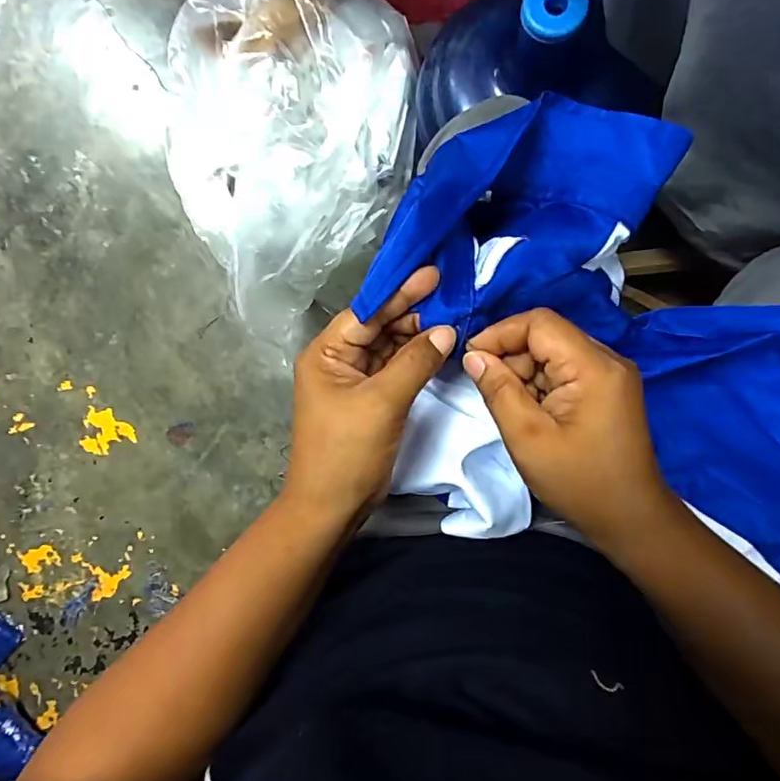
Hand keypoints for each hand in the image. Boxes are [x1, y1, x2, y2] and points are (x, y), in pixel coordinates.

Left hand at [286, 266, 455, 517]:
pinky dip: (416, 359)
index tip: (433, 274)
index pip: (366, 312)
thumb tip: (446, 329)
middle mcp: (337, 361)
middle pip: (378, 326)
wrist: (331, 506)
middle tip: (452, 296)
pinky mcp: (369, 399)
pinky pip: (394, 369)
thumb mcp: (382, 402)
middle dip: (412, 312)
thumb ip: (415, 361)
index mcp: (326, 353)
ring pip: (389, 348)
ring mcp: (353, 381)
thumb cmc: (347, 451)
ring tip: (453, 316)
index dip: (399, 292)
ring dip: (417, 335)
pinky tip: (440, 346)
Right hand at [463, 308, 674, 546]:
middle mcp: (607, 360)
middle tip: (488, 389)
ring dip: (524, 372)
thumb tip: (474, 356)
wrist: (630, 518)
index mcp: (593, 366)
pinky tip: (531, 412)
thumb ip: (498, 390)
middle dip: (511, 356)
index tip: (472, 359)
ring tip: (511, 407)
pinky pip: (565, 371)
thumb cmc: (578, 481)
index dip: (500, 333)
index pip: (540, 322)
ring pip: (554, 353)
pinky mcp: (608, 390)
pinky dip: (541, 384)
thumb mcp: (527, 437)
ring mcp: (611, 375)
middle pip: (547, 335)